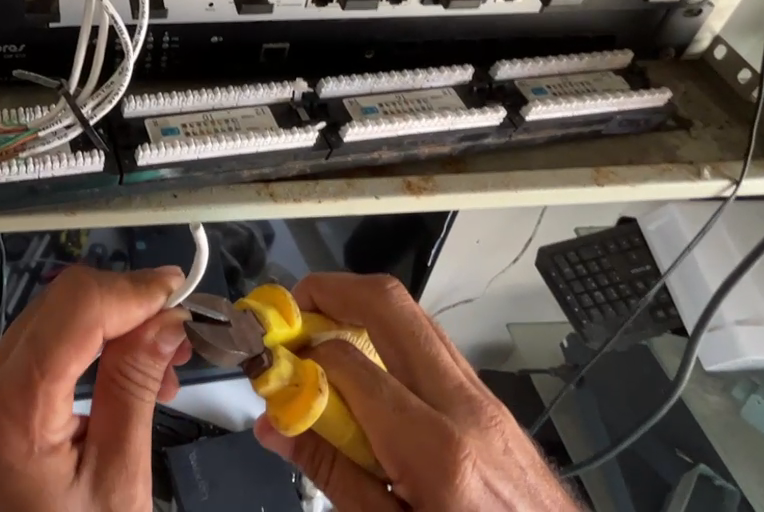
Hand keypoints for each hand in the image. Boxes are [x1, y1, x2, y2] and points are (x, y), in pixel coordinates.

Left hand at [0, 265, 191, 511]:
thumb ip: (135, 387)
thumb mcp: (116, 481)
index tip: (183, 293)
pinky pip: (49, 342)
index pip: (77, 306)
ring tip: (167, 363)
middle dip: (129, 305)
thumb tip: (166, 319)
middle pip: (65, 301)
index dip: (133, 290)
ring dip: (116, 323)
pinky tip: (132, 371)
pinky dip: (94, 343)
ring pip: (58, 314)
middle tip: (183, 333)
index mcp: (12, 402)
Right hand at [252, 273, 577, 511]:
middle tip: (293, 313)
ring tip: (320, 333)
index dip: (299, 355)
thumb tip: (274, 424)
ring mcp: (483, 398)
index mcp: (434, 449)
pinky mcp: (490, 402)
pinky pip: (429, 343)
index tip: (274, 365)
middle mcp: (462, 405)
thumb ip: (332, 473)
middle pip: (389, 303)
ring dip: (358, 306)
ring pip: (412, 313)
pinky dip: (385, 334)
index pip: (348, 362)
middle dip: (330, 290)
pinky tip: (363, 368)